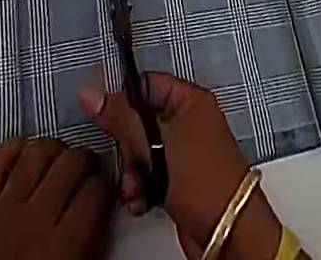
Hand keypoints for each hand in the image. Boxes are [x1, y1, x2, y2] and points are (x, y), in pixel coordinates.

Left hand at [0, 137, 112, 259]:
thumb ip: (87, 249)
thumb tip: (103, 218)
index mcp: (61, 250)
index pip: (95, 196)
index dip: (106, 186)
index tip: (105, 188)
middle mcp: (35, 221)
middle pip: (69, 165)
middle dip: (85, 159)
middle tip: (87, 167)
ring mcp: (4, 208)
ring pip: (36, 154)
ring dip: (54, 149)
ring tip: (60, 157)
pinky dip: (14, 147)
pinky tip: (25, 151)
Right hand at [80, 73, 283, 259]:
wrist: (229, 234)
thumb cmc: (206, 184)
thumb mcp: (156, 146)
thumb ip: (122, 118)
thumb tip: (92, 94)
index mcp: (189, 100)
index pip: (145, 84)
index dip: (124, 100)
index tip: (107, 115)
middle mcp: (187, 120)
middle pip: (139, 119)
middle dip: (128, 147)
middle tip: (131, 160)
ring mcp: (183, 149)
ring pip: (141, 149)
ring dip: (132, 171)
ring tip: (136, 187)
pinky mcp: (178, 176)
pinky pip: (148, 171)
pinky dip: (141, 185)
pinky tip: (141, 198)